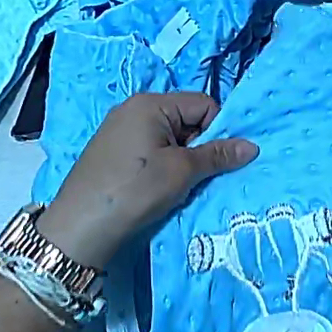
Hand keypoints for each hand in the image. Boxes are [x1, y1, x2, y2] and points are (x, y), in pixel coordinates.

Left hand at [37, 93, 256, 268]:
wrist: (80, 228)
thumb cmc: (134, 190)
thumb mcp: (182, 171)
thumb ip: (218, 155)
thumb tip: (252, 146)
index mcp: (151, 103)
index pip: (203, 104)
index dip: (216, 131)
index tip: (214, 161)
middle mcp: (134, 108)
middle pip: (187, 119)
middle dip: (199, 146)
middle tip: (196, 176)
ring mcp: (121, 130)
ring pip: (171, 137)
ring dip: (183, 160)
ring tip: (176, 186)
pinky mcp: (114, 151)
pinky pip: (153, 149)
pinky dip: (164, 166)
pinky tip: (158, 188)